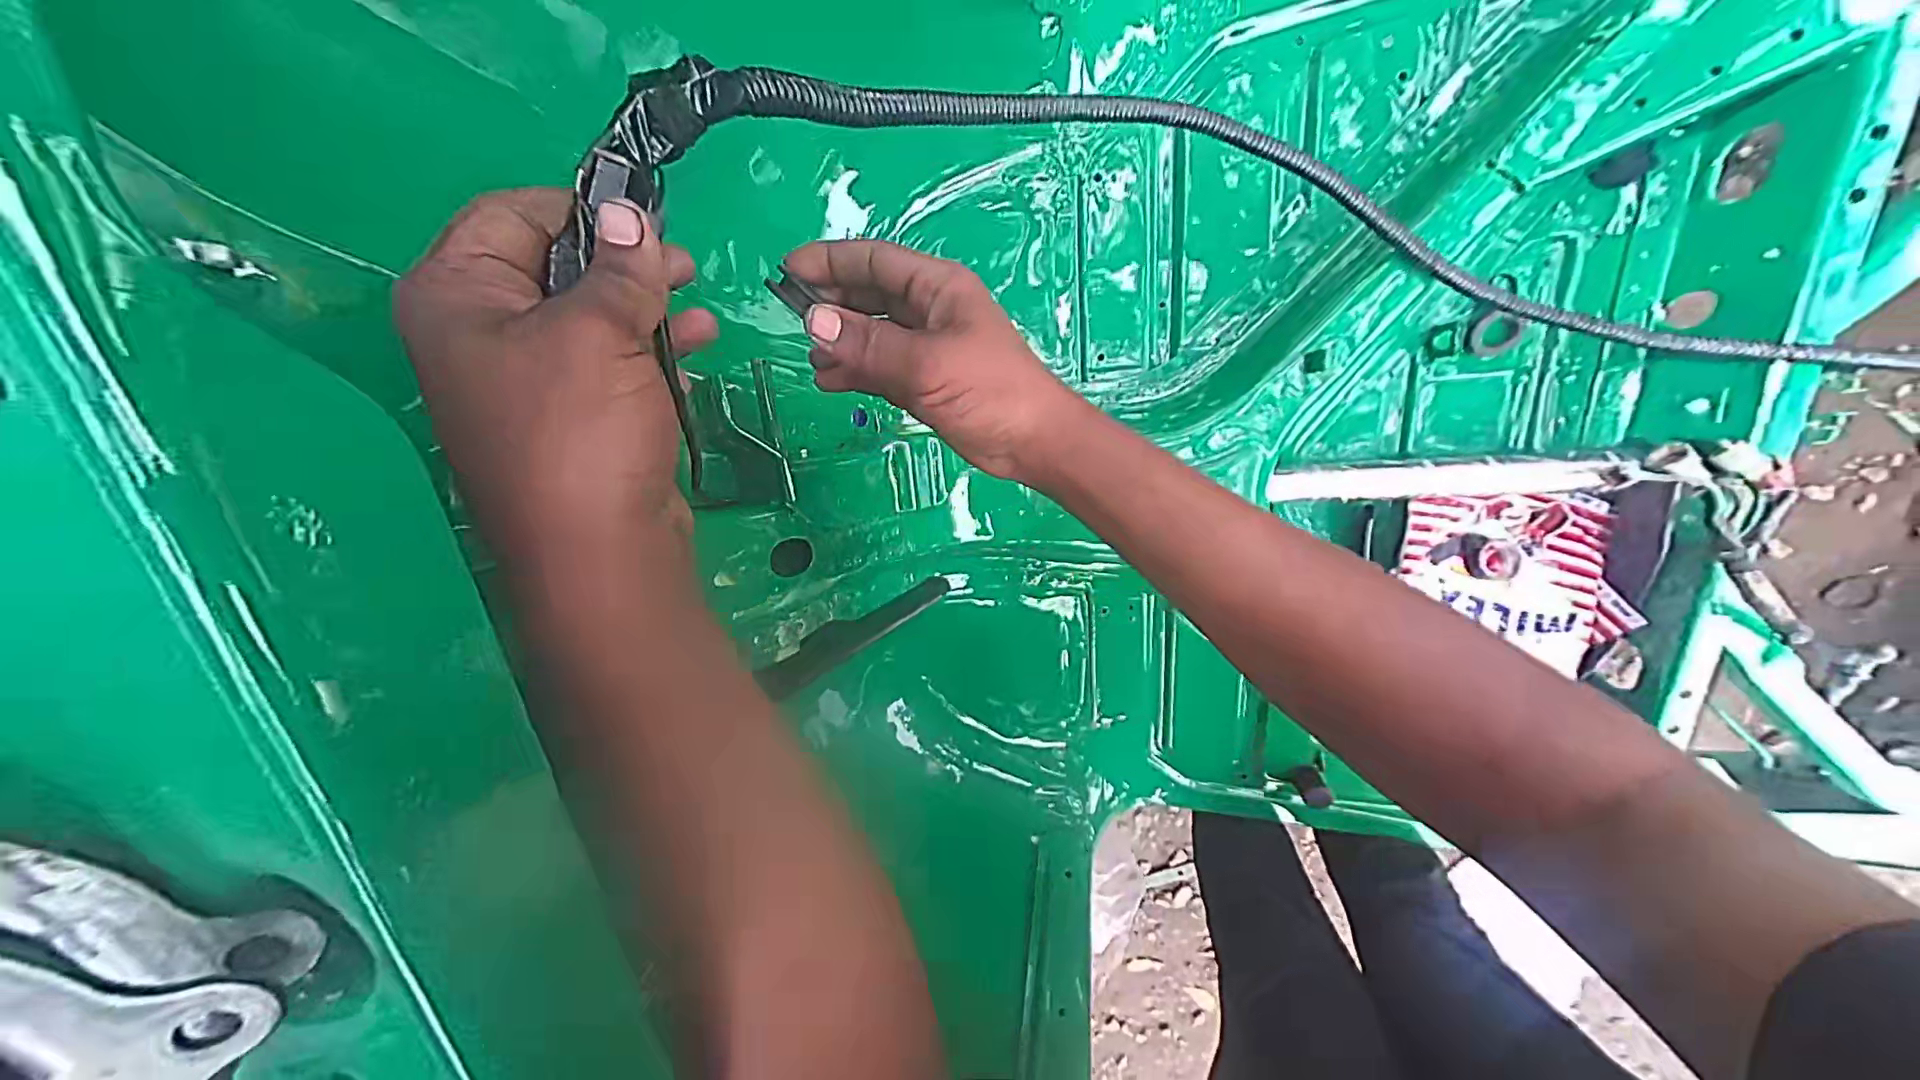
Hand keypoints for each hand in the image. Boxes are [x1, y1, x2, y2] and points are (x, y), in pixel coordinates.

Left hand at [393, 189, 716, 570]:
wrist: (600, 551)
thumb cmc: (582, 432)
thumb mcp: (601, 334)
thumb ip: (619, 269)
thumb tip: (631, 217)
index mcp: (457, 299)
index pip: (509, 216)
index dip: (577, 206)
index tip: (640, 211)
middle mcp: (484, 337)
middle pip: (555, 270)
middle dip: (622, 262)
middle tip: (680, 261)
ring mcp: (532, 384)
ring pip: (593, 321)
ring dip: (646, 307)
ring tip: (697, 304)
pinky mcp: (577, 420)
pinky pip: (612, 366)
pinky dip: (652, 351)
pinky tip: (695, 345)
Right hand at [782, 240, 1094, 482]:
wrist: (1031, 442)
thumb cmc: (991, 391)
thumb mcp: (927, 363)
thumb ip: (870, 344)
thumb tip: (814, 322)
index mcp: (937, 288)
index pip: (875, 260)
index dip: (831, 261)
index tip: (789, 271)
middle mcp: (928, 312)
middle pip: (869, 295)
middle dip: (832, 304)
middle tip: (793, 317)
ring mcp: (925, 347)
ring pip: (872, 334)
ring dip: (841, 343)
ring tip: (814, 359)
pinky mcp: (924, 380)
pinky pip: (880, 367)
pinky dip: (856, 372)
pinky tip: (832, 380)